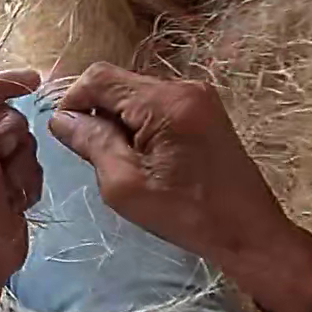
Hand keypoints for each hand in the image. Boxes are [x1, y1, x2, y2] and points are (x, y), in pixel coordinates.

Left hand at [0, 69, 41, 311]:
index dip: (4, 85)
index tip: (31, 82)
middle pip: (7, 117)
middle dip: (13, 143)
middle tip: (1, 168)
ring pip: (23, 142)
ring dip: (21, 168)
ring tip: (8, 191)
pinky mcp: (5, 178)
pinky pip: (29, 164)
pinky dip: (26, 182)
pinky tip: (15, 200)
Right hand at [46, 63, 311, 311]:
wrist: (251, 234)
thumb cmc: (186, 214)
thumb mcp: (124, 184)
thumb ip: (91, 143)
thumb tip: (60, 119)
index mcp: (165, 103)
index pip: (98, 78)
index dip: (72, 101)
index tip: (69, 136)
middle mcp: (182, 88)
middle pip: (115, 82)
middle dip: (94, 112)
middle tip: (94, 153)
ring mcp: (196, 96)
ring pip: (131, 93)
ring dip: (114, 119)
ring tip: (119, 158)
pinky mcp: (201, 109)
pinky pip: (150, 104)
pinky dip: (133, 123)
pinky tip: (140, 155)